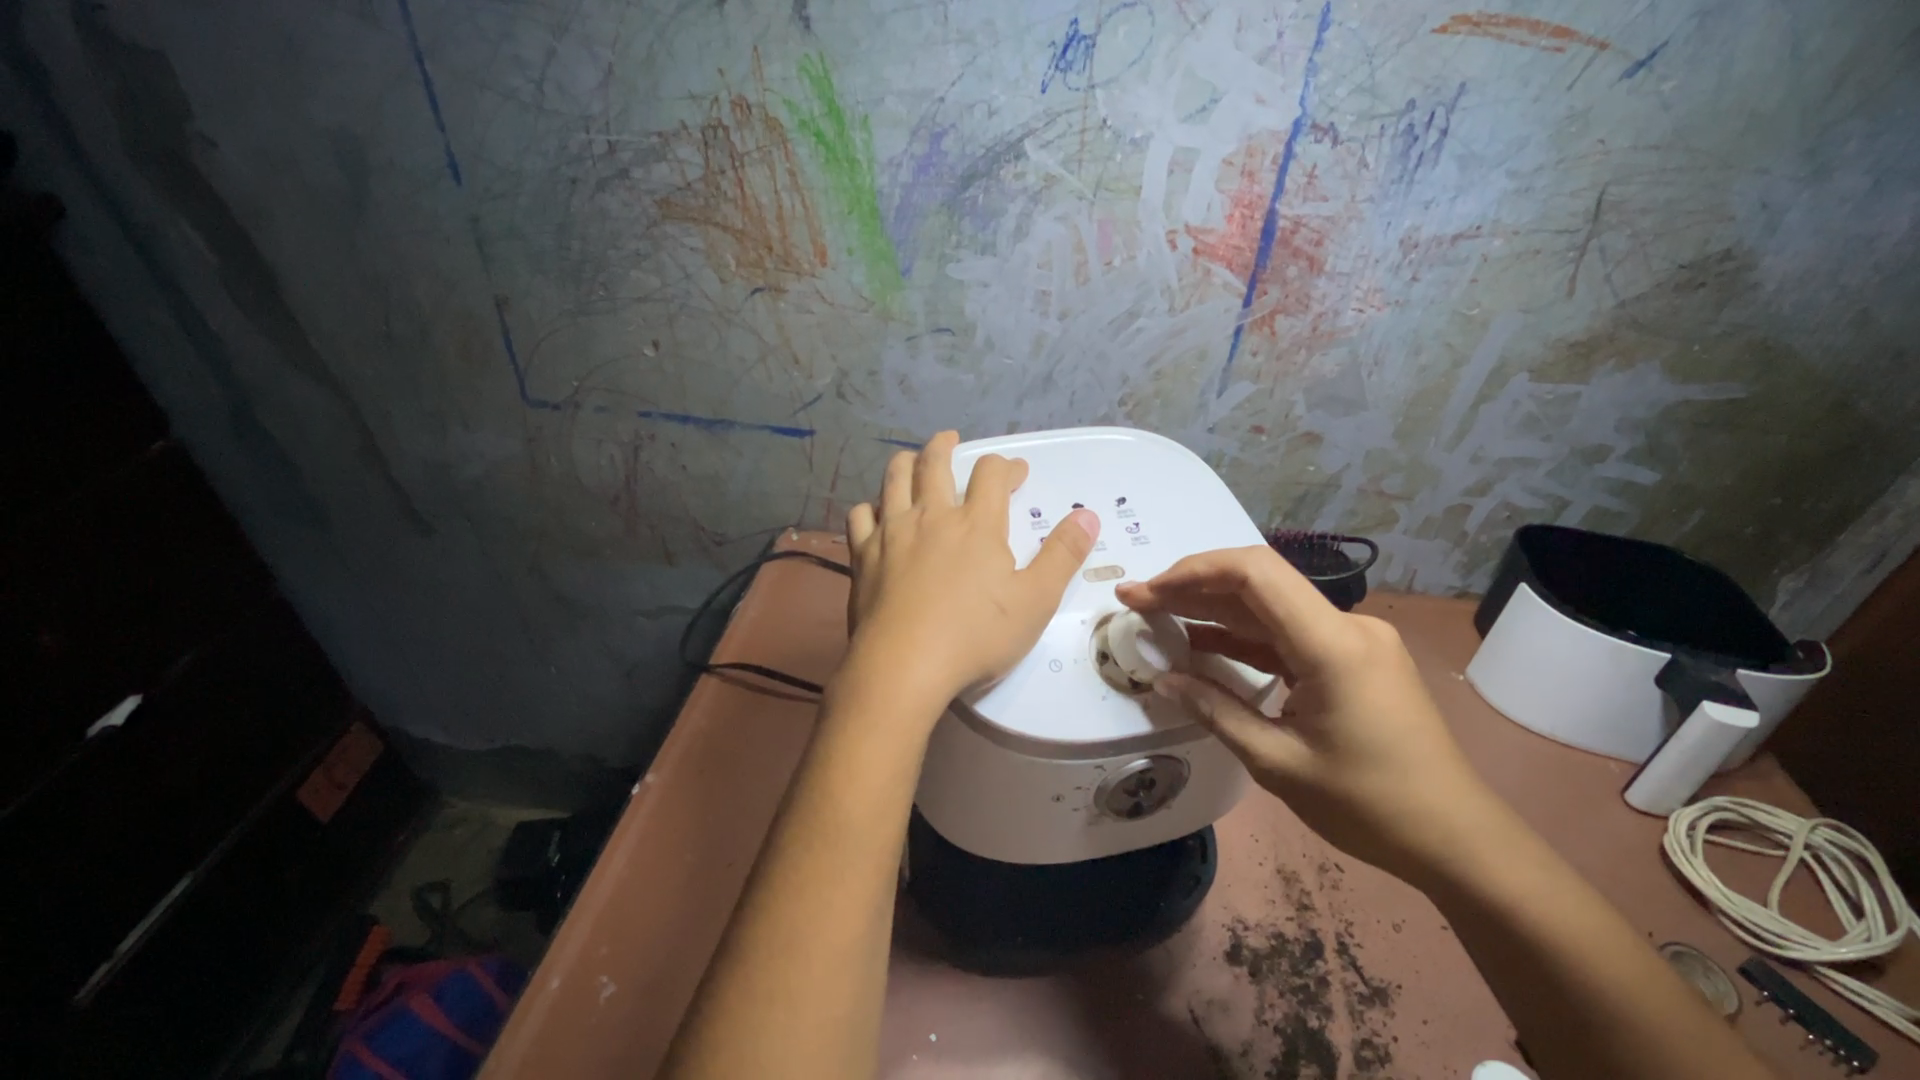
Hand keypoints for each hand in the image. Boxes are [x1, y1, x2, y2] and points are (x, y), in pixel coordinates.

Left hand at [844, 431, 1099, 709]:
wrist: (904, 666)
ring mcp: (892, 534)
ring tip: (910, 458)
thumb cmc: (976, 636)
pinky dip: (870, 507)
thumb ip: (1062, 555)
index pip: (991, 474)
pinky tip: (874, 513)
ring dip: (905, 462)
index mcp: (977, 525)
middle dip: (945, 446)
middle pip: (934, 464)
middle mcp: (932, 517)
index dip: (1006, 466)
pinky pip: (861, 517)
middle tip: (951, 439)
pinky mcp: (863, 556)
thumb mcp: (1036, 601)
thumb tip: (1088, 514)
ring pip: (894, 480)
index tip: (1016, 472)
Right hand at [1117, 546, 1494, 885]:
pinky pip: (1290, 634)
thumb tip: (1163, 680)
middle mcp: (1348, 626)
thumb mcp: (1278, 763)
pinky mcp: (1355, 659)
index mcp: (1332, 644)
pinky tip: (1203, 646)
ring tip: (1157, 619)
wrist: (1455, 836)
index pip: (1254, 574)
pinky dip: (1245, 637)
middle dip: (1193, 588)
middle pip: (1260, 583)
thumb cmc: (1369, 806)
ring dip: (1215, 611)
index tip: (1145, 593)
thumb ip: (1216, 710)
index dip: (1192, 572)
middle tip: (1136, 602)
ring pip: (1272, 607)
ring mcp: (1355, 641)